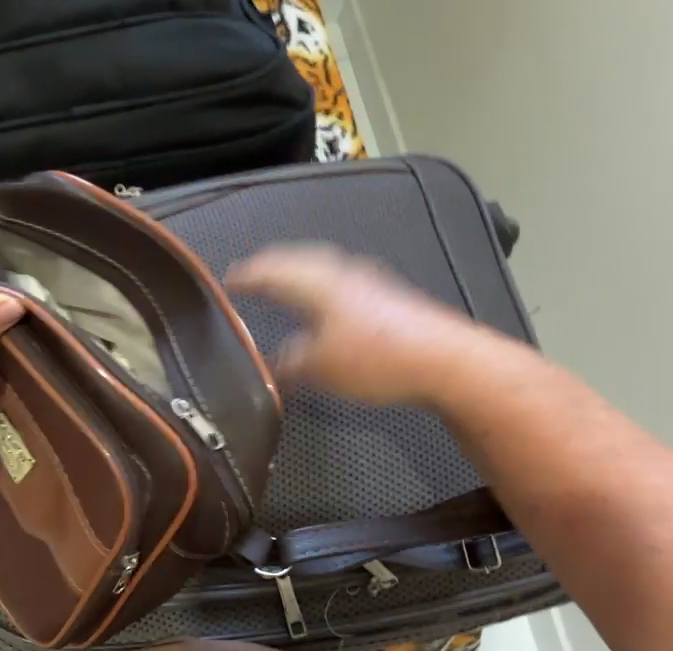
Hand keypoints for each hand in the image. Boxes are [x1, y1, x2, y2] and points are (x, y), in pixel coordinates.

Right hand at [228, 244, 517, 408]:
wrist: (443, 360)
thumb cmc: (376, 359)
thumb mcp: (319, 368)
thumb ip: (290, 363)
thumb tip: (275, 362)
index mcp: (319, 283)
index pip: (273, 270)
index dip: (247, 275)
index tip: (228, 279)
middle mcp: (343, 273)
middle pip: (300, 260)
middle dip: (273, 266)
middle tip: (254, 274)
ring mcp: (368, 281)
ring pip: (322, 269)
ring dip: (299, 274)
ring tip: (283, 285)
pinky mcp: (387, 297)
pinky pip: (340, 282)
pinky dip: (319, 288)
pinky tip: (323, 305)